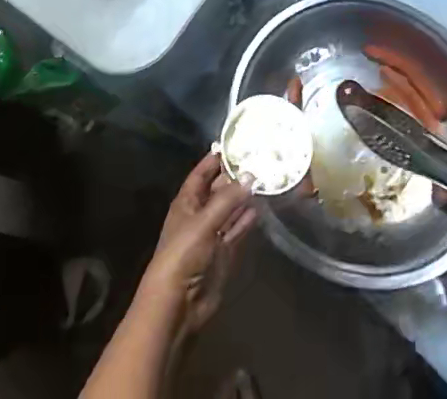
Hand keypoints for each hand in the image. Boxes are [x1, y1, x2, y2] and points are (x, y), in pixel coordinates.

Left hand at [142, 153, 257, 335]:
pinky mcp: (224, 252)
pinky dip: (247, 219)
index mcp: (187, 202)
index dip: (216, 159)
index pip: (202, 173)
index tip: (237, 143)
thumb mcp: (204, 222)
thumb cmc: (183, 254)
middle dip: (236, 177)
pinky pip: (237, 229)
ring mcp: (212, 233)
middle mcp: (199, 214)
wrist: (178, 303)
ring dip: (245, 197)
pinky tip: (262, 207)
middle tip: (261, 159)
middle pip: (219, 189)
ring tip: (267, 179)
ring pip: (230, 209)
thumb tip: (251, 174)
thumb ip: (228, 199)